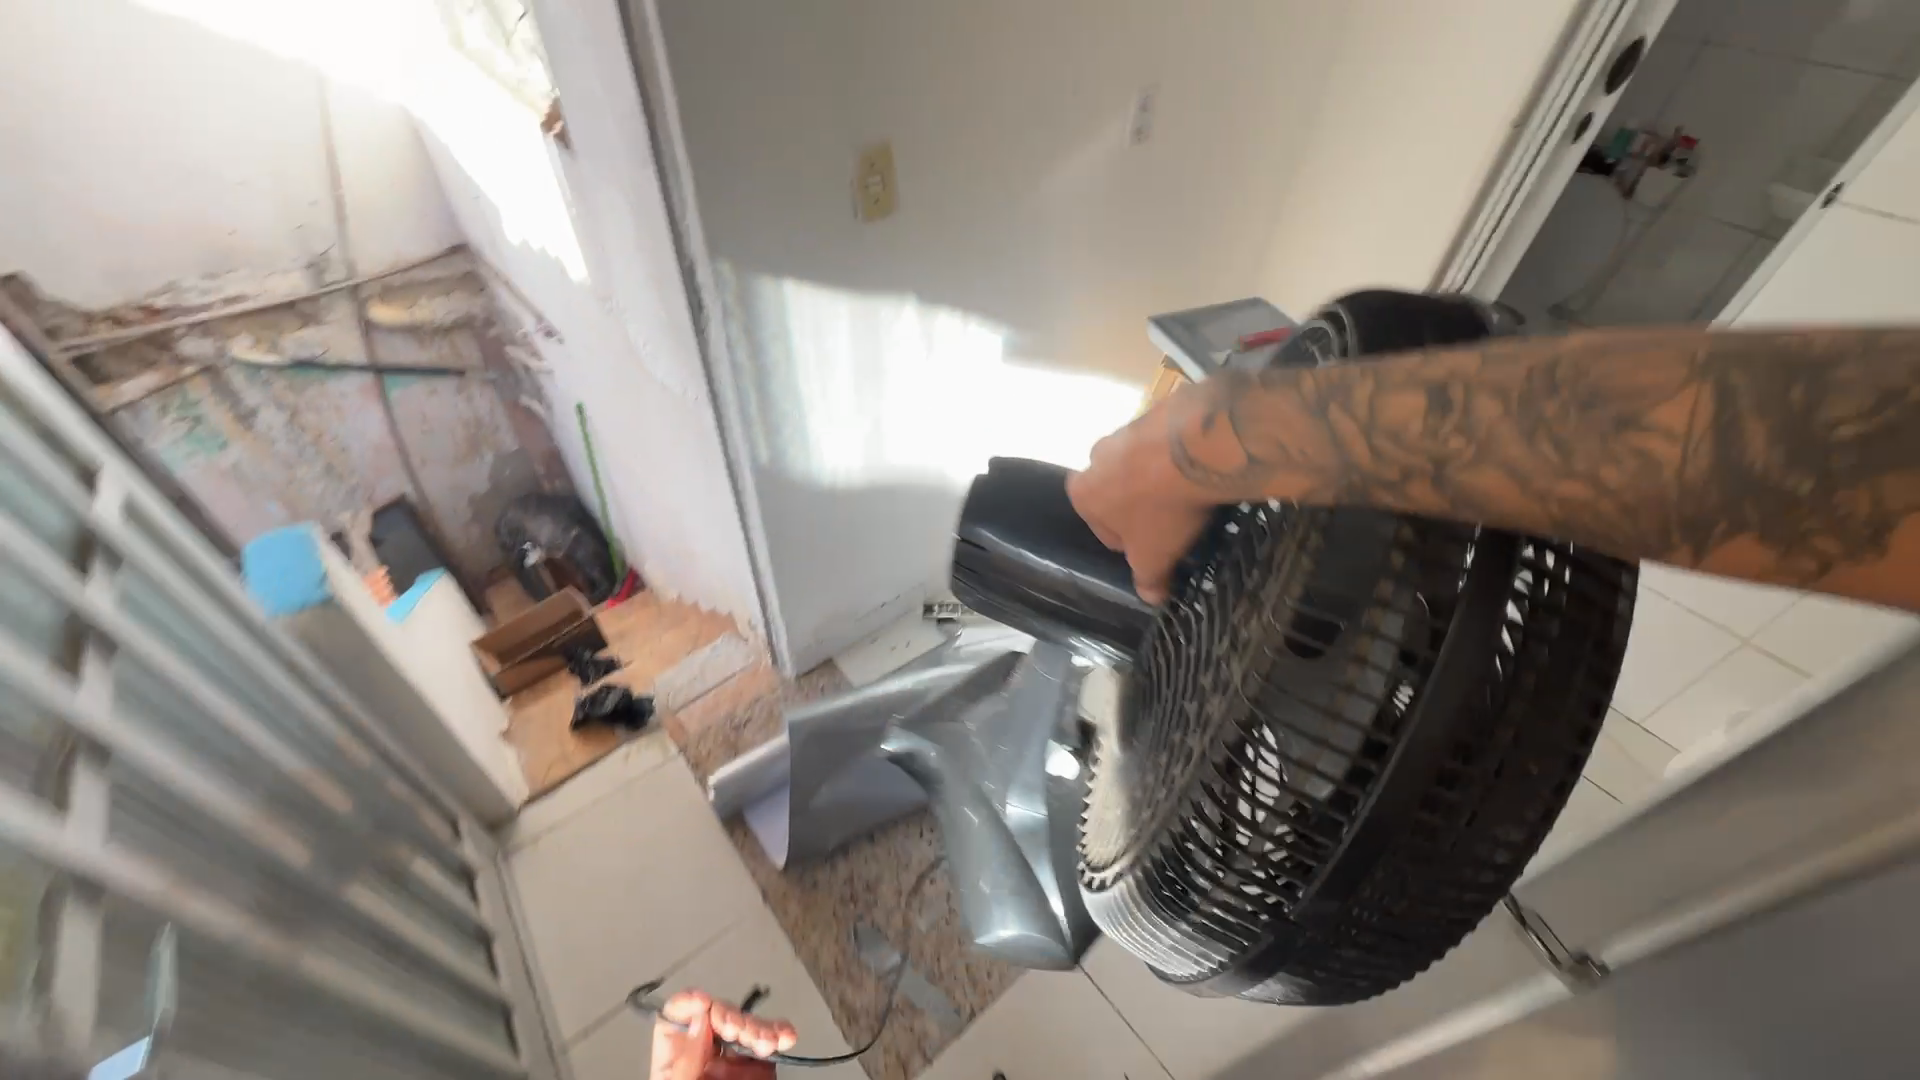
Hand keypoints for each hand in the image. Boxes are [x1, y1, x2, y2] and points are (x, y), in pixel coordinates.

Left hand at [650, 990, 797, 1079]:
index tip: (704, 1003)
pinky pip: (769, 1042)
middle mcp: (702, 1059)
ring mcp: (732, 1065)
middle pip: (715, 1017)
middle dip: (734, 1018)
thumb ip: (685, 1064)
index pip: (674, 1022)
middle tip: (743, 1032)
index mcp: (674, 1067)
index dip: (687, 1005)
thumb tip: (698, 1020)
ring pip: (746, 1025)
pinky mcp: (758, 1072)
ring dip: (761, 1026)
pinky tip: (786, 1035)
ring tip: (771, 1040)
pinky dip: (779, 1033)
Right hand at [1068, 391, 1222, 604]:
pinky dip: (1180, 457)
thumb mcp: (1154, 555)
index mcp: (1083, 494)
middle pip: (1119, 493)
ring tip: (1193, 496)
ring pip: (1142, 467)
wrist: (1197, 446)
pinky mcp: (1157, 411)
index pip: (1102, 529)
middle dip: (1142, 507)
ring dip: (1161, 481)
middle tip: (1175, 521)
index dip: (1132, 543)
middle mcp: (1095, 458)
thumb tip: (1150, 598)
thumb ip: (1148, 578)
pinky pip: (1167, 444)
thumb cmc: (1161, 509)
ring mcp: (1126, 430)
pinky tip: (1203, 470)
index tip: (1157, 547)